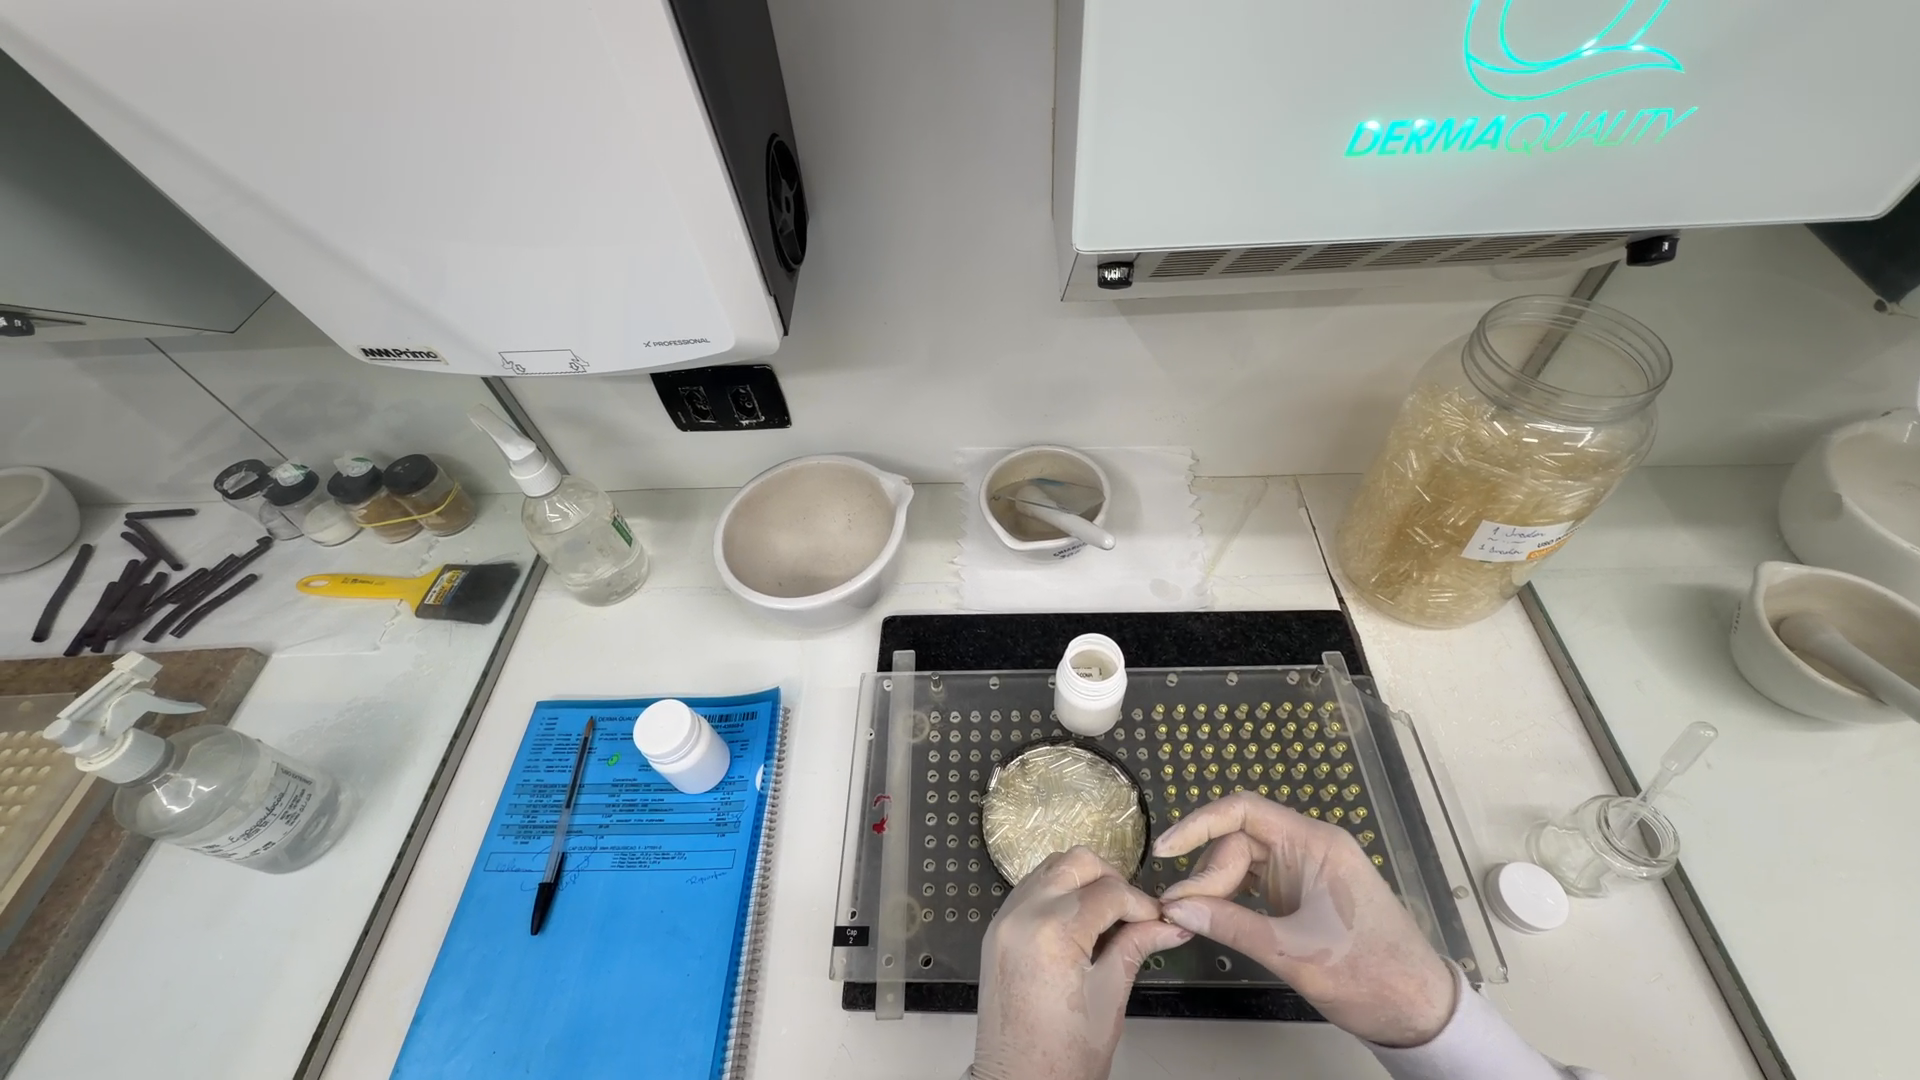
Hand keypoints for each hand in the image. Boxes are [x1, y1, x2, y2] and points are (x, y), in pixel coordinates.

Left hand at [969, 846, 1191, 1079]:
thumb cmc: (1065, 1054)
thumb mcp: (1109, 998)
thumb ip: (1136, 948)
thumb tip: (1171, 925)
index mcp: (1053, 930)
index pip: (1109, 892)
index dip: (1141, 903)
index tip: (1160, 919)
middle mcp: (1023, 912)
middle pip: (1076, 862)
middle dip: (1110, 879)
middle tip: (1133, 911)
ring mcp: (1004, 917)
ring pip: (1050, 867)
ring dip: (1082, 880)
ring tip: (1107, 916)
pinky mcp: (996, 927)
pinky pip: (1031, 887)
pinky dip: (1058, 890)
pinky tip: (1078, 921)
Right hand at [1153, 793, 1456, 1047]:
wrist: (1422, 1016)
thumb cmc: (1368, 976)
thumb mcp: (1294, 954)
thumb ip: (1231, 925)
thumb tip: (1174, 907)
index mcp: (1314, 844)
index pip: (1243, 810)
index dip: (1198, 824)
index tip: (1165, 849)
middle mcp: (1307, 846)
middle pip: (1238, 839)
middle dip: (1207, 872)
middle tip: (1178, 909)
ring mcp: (1305, 868)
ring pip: (1242, 860)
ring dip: (1215, 885)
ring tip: (1192, 915)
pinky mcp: (1302, 891)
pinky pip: (1254, 879)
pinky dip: (1231, 896)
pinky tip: (1215, 914)